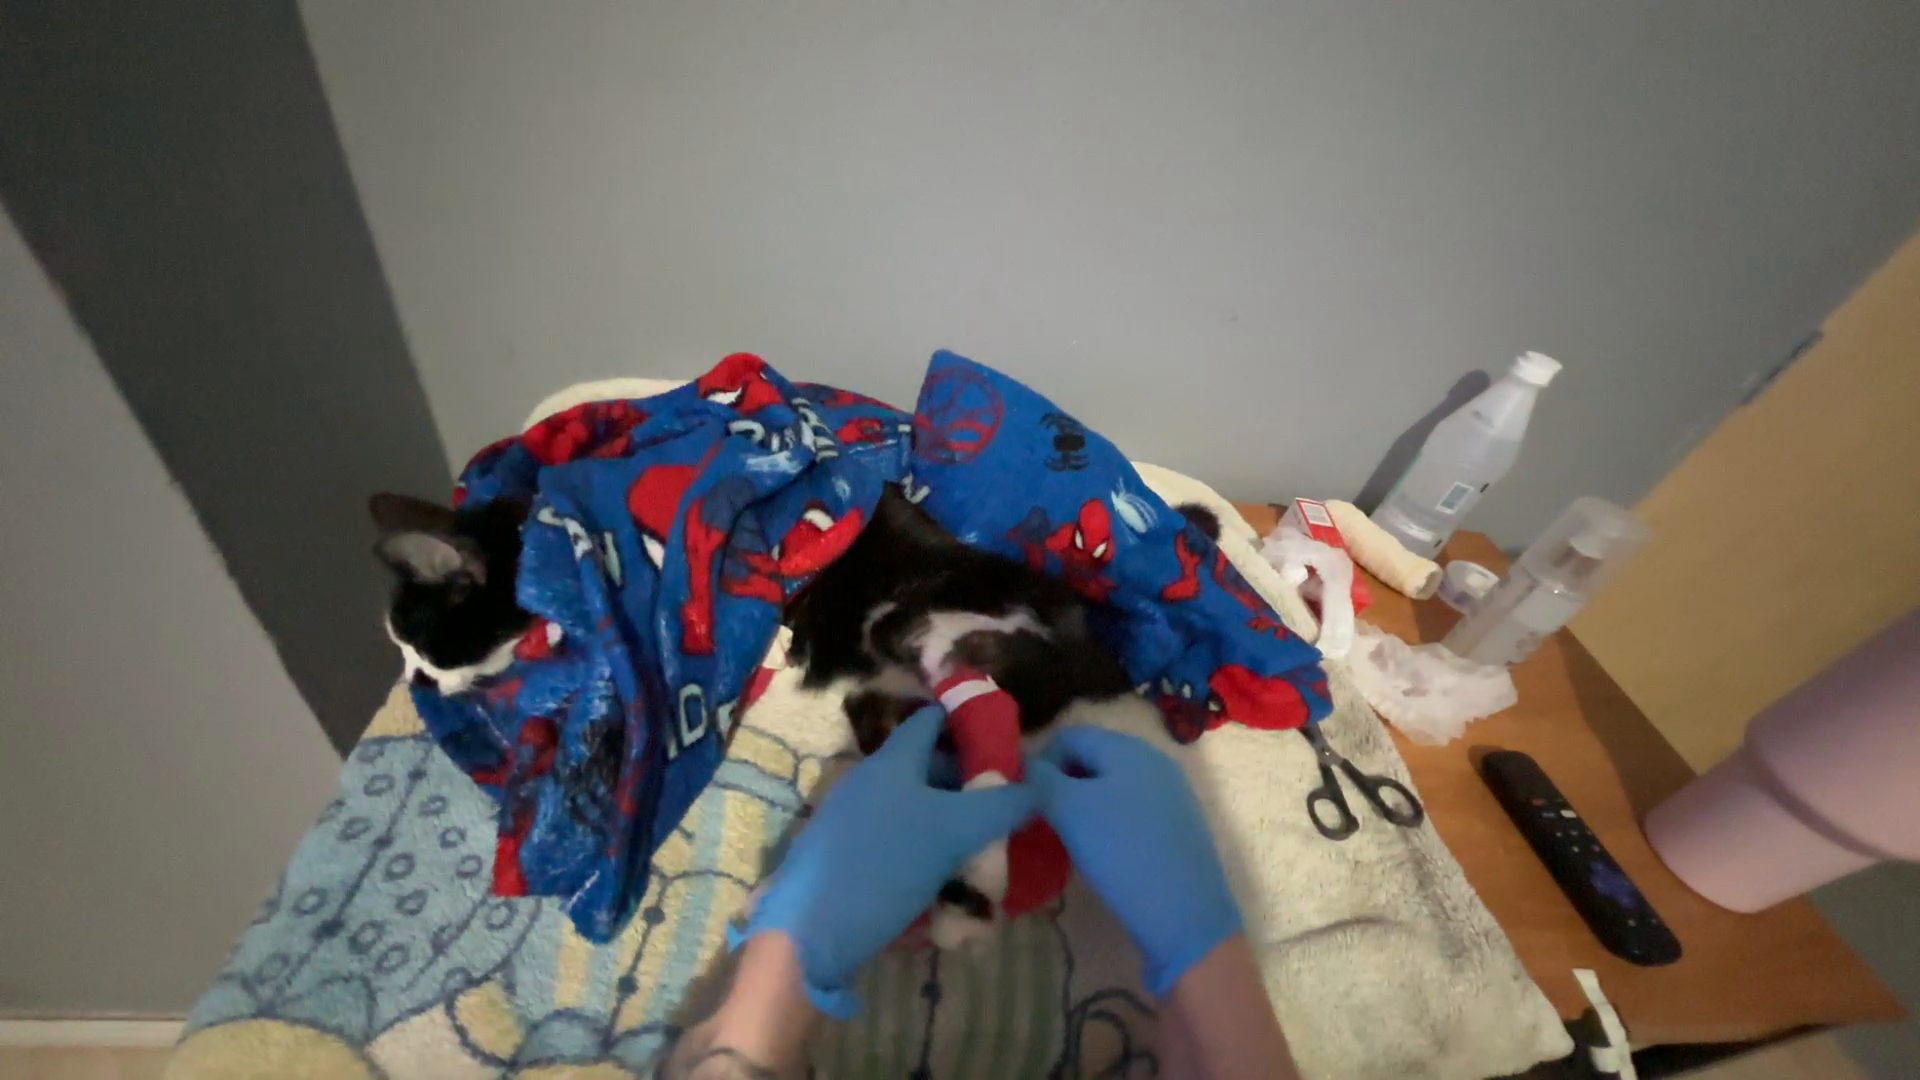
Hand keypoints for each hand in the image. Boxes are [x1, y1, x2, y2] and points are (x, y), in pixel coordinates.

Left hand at [737, 705, 1034, 1015]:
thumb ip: (999, 805)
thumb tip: (1039, 785)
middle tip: (1005, 809)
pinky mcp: (853, 857)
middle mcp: (874, 780)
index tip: (1007, 743)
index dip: (970, 722)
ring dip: (953, 827)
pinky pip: (903, 843)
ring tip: (984, 852)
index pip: (934, 720)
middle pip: (932, 768)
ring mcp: (859, 819)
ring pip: (920, 811)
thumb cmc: (881, 864)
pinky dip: (930, 853)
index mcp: (893, 760)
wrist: (808, 935)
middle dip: (970, 786)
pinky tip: (950, 883)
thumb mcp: (951, 831)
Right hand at [1028, 726, 1240, 995]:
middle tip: (1047, 818)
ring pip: (1111, 784)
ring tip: (1071, 837)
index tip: (1029, 799)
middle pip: (1092, 757)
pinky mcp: (1178, 824)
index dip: (1042, 762)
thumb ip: (1041, 780)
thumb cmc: (1122, 853)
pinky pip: (1132, 807)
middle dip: (1063, 782)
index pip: (1069, 736)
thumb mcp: (1069, 811)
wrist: (1187, 918)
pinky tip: (1104, 851)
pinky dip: (1109, 819)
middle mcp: (1153, 760)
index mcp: (1127, 747)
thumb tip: (1029, 768)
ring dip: (1084, 803)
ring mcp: (1170, 792)